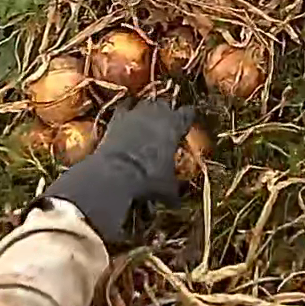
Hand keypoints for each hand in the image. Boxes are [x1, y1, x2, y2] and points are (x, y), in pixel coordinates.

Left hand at [44, 99, 193, 240]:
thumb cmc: (148, 177)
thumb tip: (178, 202)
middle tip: (166, 125)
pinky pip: (125, 106)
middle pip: (166, 104)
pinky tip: (126, 114)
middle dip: (167, 112)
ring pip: (146, 102)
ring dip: (147, 109)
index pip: (188, 113)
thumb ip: (174, 190)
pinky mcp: (117, 116)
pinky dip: (127, 109)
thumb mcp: (167, 188)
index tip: (188, 122)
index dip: (188, 117)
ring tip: (147, 119)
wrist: (116, 172)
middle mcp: (158, 113)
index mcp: (175, 125)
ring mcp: (136, 112)